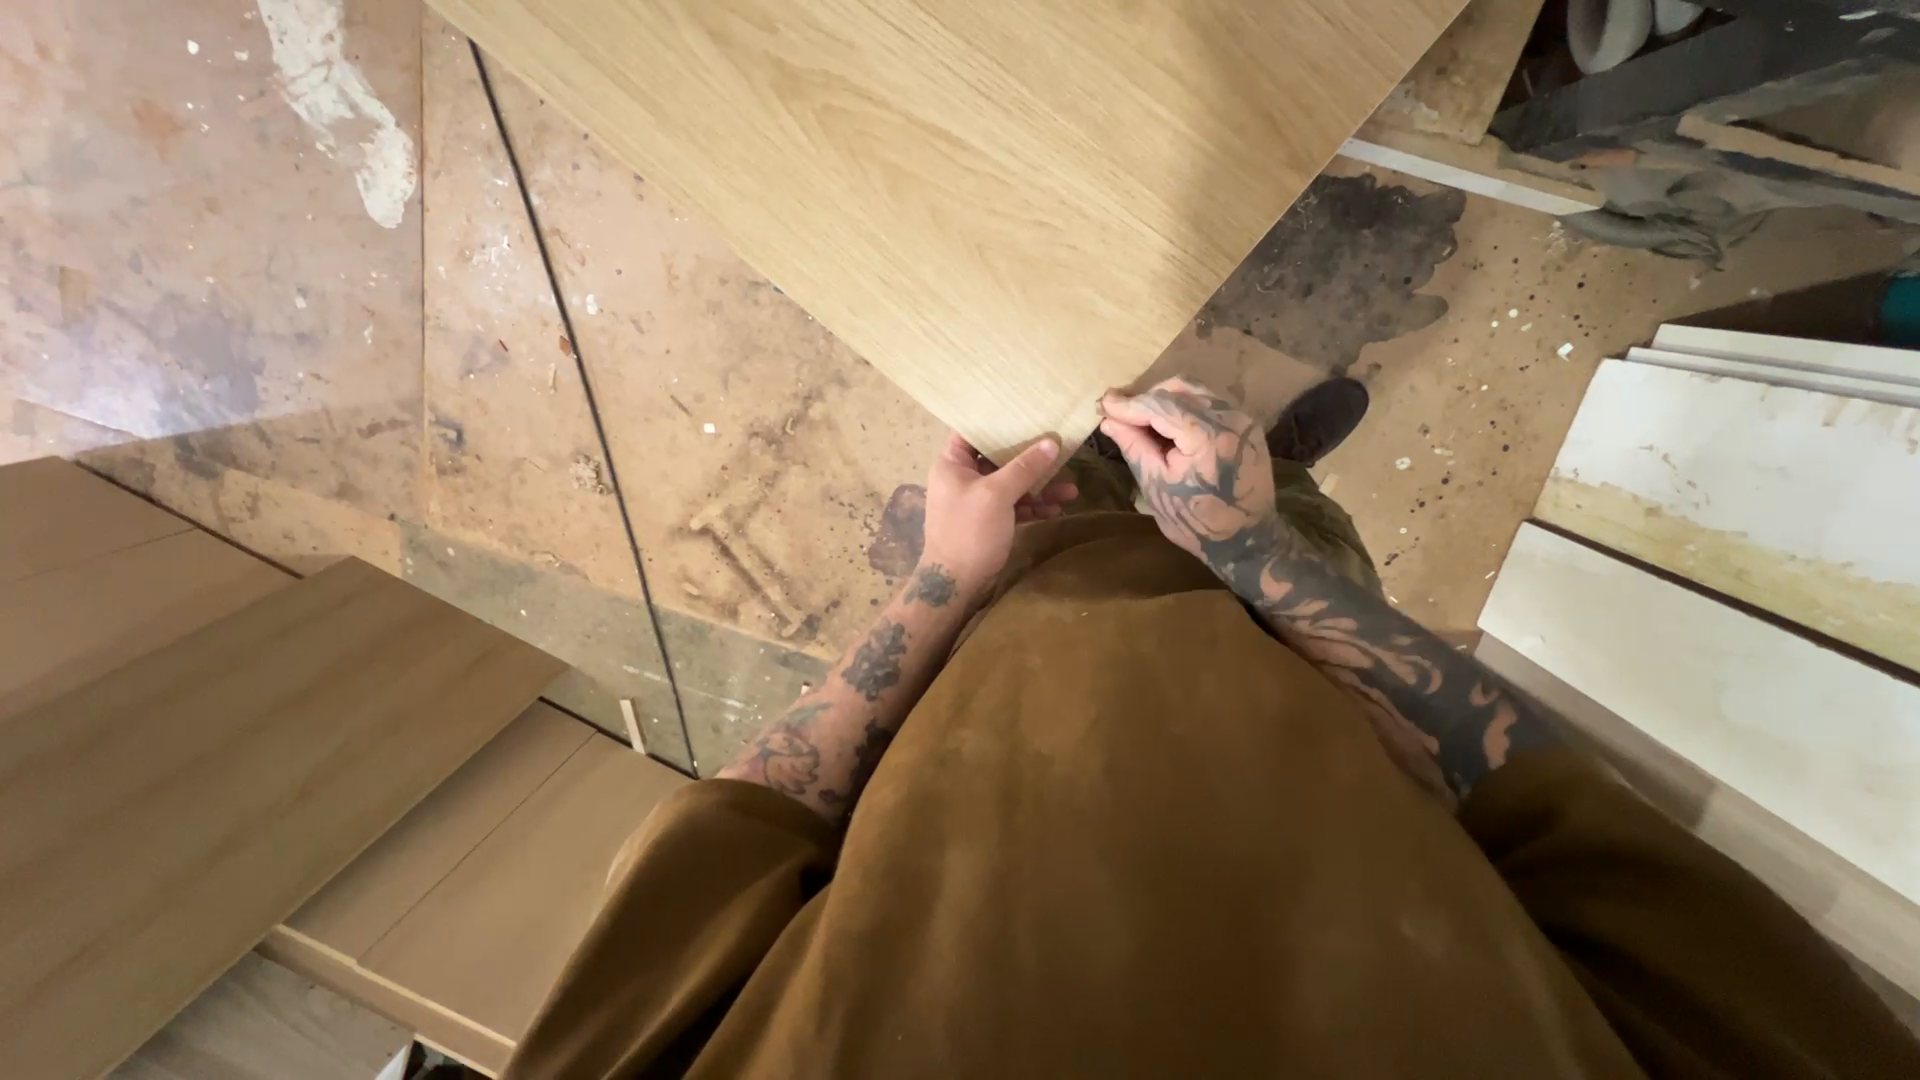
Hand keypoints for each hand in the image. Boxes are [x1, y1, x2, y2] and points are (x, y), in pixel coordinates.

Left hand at [921, 433, 1076, 588]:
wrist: (956, 584)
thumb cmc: (968, 532)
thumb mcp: (997, 495)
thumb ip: (1024, 467)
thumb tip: (1052, 442)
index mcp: (952, 463)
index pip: (973, 430)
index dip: (998, 420)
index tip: (1027, 411)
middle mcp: (962, 477)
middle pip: (999, 456)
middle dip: (1030, 456)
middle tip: (1059, 446)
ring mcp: (977, 500)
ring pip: (1012, 483)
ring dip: (1039, 485)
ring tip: (1071, 489)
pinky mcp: (990, 520)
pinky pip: (1015, 505)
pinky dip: (1033, 505)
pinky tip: (1057, 509)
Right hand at [1098, 377, 1281, 571]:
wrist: (1247, 539)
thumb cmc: (1196, 522)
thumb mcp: (1156, 486)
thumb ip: (1134, 446)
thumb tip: (1109, 420)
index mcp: (1208, 437)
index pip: (1160, 405)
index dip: (1129, 404)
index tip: (1103, 404)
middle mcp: (1230, 418)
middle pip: (1178, 389)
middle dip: (1145, 397)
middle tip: (1118, 412)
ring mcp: (1243, 418)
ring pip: (1195, 391)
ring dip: (1164, 399)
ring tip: (1140, 418)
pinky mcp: (1246, 424)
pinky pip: (1209, 402)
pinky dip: (1184, 406)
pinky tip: (1166, 425)